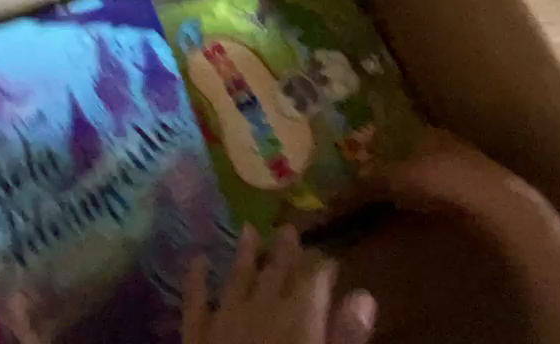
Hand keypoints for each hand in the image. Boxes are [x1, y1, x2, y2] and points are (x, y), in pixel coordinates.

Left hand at [182, 225, 376, 343]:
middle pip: (277, 270)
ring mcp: (226, 318)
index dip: (324, 266)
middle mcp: (263, 306)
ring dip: (244, 253)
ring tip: (248, 229)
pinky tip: (197, 259)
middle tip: (288, 227)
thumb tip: (364, 295)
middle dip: (285, 250)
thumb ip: (347, 336)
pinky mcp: (197, 335)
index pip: (316, 278)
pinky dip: (196, 278)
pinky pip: (195, 301)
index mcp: (300, 316)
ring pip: (238, 276)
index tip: (331, 260)